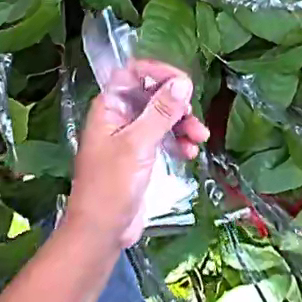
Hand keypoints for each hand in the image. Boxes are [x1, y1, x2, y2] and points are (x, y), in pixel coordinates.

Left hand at [67, 59, 210, 248]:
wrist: (102, 230)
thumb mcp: (138, 144)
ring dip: (181, 124)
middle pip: (151, 94)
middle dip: (176, 103)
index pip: (133, 73)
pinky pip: (162, 138)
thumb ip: (161, 112)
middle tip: (194, 119)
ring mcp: (129, 136)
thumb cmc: (111, 184)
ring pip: (160, 117)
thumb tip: (182, 82)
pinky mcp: (140, 156)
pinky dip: (177, 141)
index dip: (158, 72)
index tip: (184, 83)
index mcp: (109, 106)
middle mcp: (118, 116)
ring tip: (198, 139)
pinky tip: (189, 153)